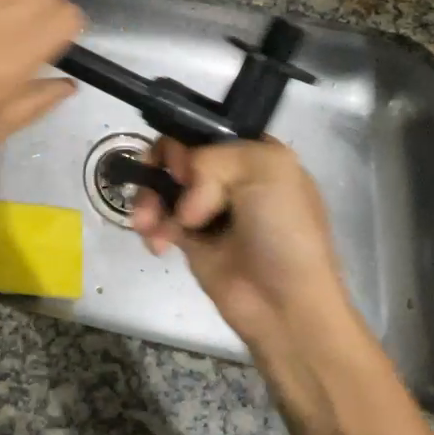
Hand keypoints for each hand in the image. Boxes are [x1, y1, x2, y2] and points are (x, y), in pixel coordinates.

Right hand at [130, 137, 349, 346]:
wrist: (285, 307)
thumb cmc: (284, 231)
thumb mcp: (266, 169)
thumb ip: (211, 157)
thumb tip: (184, 196)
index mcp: (255, 154)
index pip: (206, 128)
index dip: (189, 138)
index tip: (187, 163)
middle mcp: (230, 176)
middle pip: (177, 152)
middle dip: (163, 166)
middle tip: (172, 185)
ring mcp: (208, 207)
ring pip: (161, 182)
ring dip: (148, 197)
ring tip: (148, 223)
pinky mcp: (189, 237)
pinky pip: (156, 215)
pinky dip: (149, 223)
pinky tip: (156, 241)